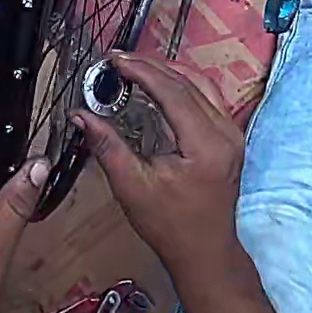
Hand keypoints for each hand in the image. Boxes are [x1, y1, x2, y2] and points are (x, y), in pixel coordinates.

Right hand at [73, 53, 251, 283]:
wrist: (204, 252)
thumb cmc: (168, 223)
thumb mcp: (131, 185)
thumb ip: (106, 145)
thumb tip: (79, 114)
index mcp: (205, 144)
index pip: (173, 92)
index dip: (142, 71)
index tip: (114, 61)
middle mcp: (225, 133)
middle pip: (188, 82)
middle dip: (150, 66)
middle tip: (117, 60)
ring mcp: (232, 133)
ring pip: (202, 84)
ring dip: (167, 70)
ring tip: (134, 66)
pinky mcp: (229, 136)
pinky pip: (207, 95)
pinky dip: (181, 83)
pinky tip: (158, 82)